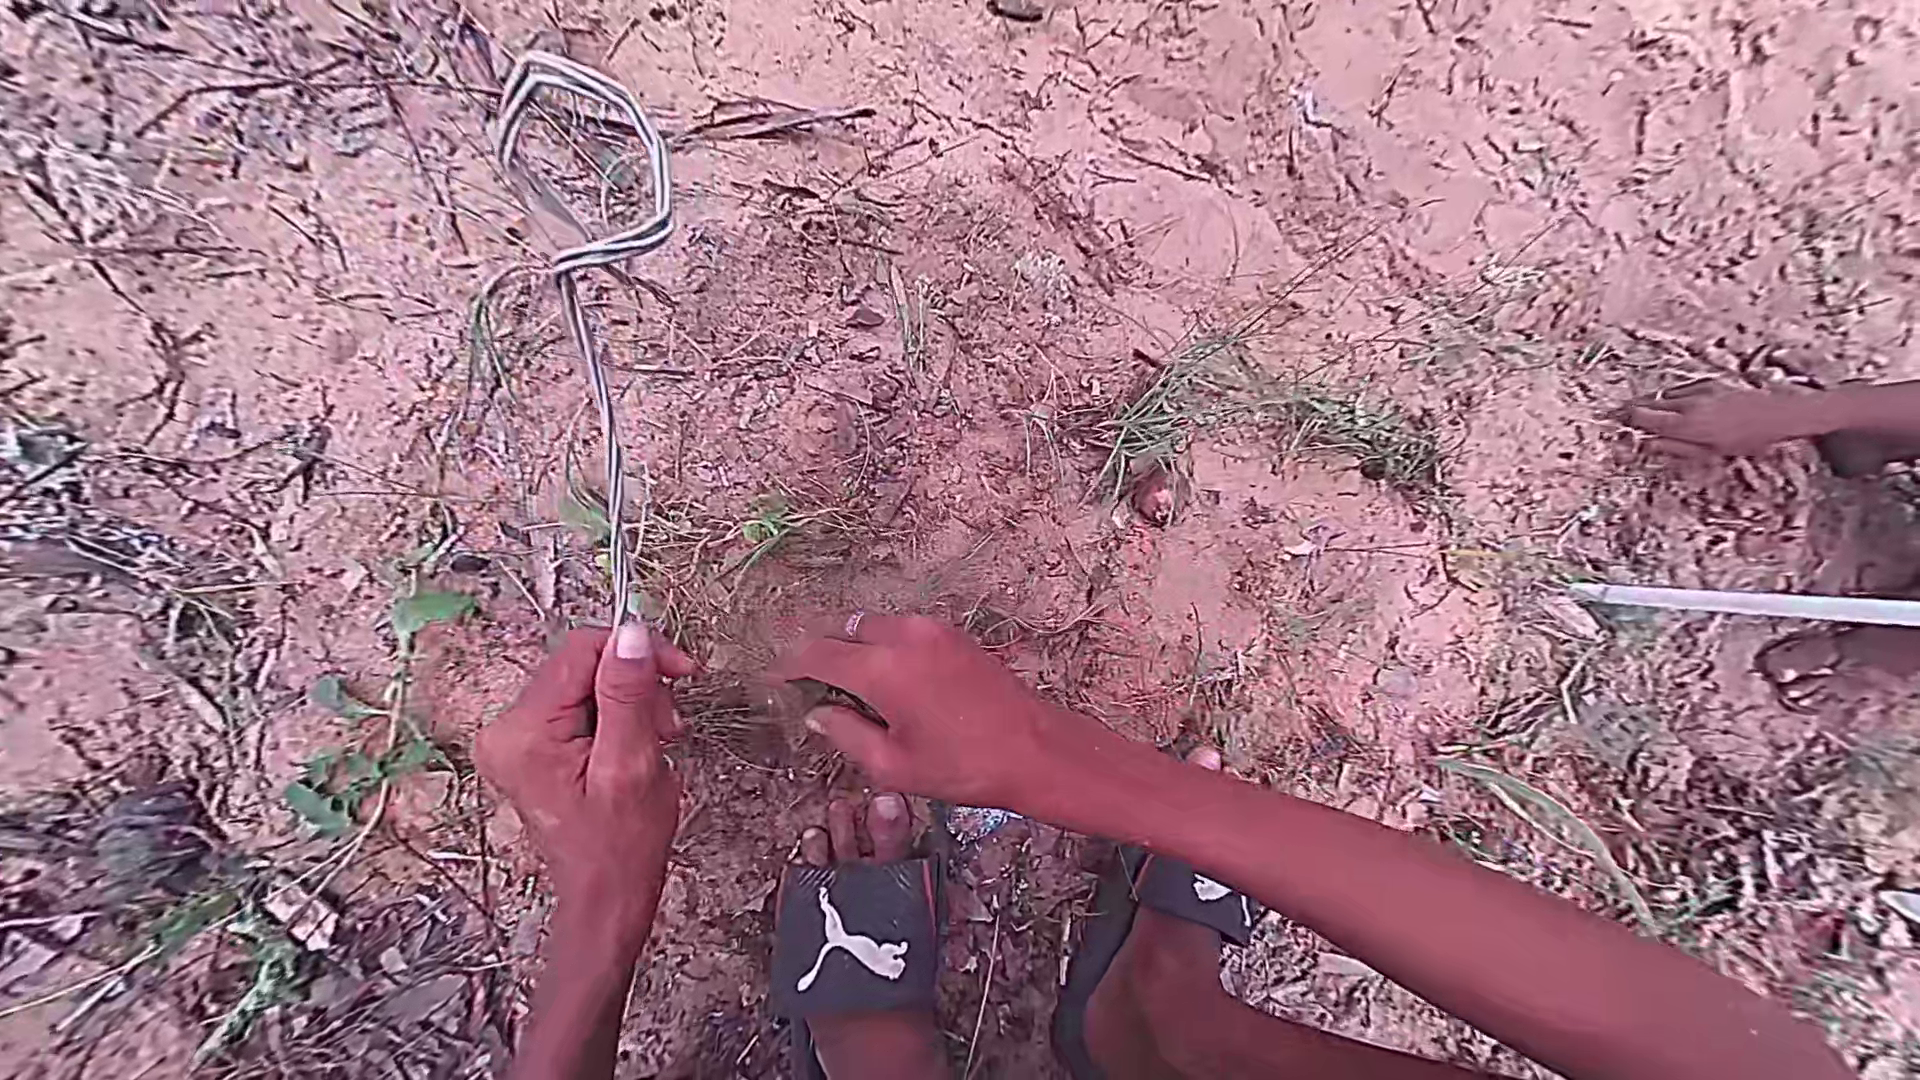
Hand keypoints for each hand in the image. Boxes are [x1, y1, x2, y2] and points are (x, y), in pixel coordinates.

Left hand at [476, 624, 695, 955]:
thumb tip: (632, 633)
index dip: (639, 651)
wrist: (608, 892)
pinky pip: (589, 700)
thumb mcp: (631, 762)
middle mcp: (509, 727)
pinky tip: (640, 738)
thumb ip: (628, 694)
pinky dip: (625, 711)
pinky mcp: (538, 741)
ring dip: (637, 698)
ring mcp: (521, 735)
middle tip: (669, 721)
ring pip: (594, 679)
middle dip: (640, 682)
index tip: (681, 671)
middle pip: (588, 662)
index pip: (584, 649)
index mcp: (524, 731)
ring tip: (657, 736)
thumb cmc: (622, 842)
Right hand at [769, 614, 1092, 809]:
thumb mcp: (893, 764)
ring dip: (851, 641)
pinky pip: (902, 628)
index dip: (791, 665)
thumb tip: (819, 713)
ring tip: (840, 674)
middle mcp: (905, 636)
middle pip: (844, 628)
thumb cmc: (963, 765)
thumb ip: (846, 732)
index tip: (777, 676)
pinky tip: (881, 669)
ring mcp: (932, 629)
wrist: (1033, 746)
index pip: (819, 654)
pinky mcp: (952, 633)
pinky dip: (880, 641)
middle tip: (802, 671)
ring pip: (874, 623)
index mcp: (883, 669)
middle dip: (819, 645)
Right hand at [1619, 383, 1834, 456]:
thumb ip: (1673, 447)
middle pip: (1647, 404)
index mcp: (1682, 424)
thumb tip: (1643, 444)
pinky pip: (1682, 389)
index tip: (1613, 422)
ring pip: (1663, 395)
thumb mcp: (1710, 451)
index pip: (1640, 417)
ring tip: (1647, 410)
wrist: (1792, 413)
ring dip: (1652, 402)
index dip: (1623, 420)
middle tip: (1622, 416)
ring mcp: (1701, 392)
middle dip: (1632, 410)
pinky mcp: (1714, 384)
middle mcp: (1687, 404)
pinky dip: (1673, 395)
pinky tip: (1675, 401)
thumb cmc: (1751, 438)